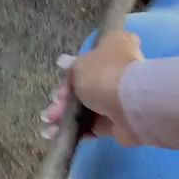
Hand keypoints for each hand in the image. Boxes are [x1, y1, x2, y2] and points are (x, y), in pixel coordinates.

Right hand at [40, 31, 145, 145]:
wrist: (129, 106)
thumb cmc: (104, 74)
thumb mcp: (79, 66)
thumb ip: (71, 69)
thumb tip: (64, 62)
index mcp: (115, 44)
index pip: (94, 52)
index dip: (75, 68)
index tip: (62, 79)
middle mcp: (118, 67)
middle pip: (86, 82)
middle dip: (64, 98)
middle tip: (52, 110)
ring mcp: (118, 94)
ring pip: (87, 105)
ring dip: (65, 116)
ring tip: (50, 126)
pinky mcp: (116, 119)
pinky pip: (93, 123)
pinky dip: (76, 129)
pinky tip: (57, 134)